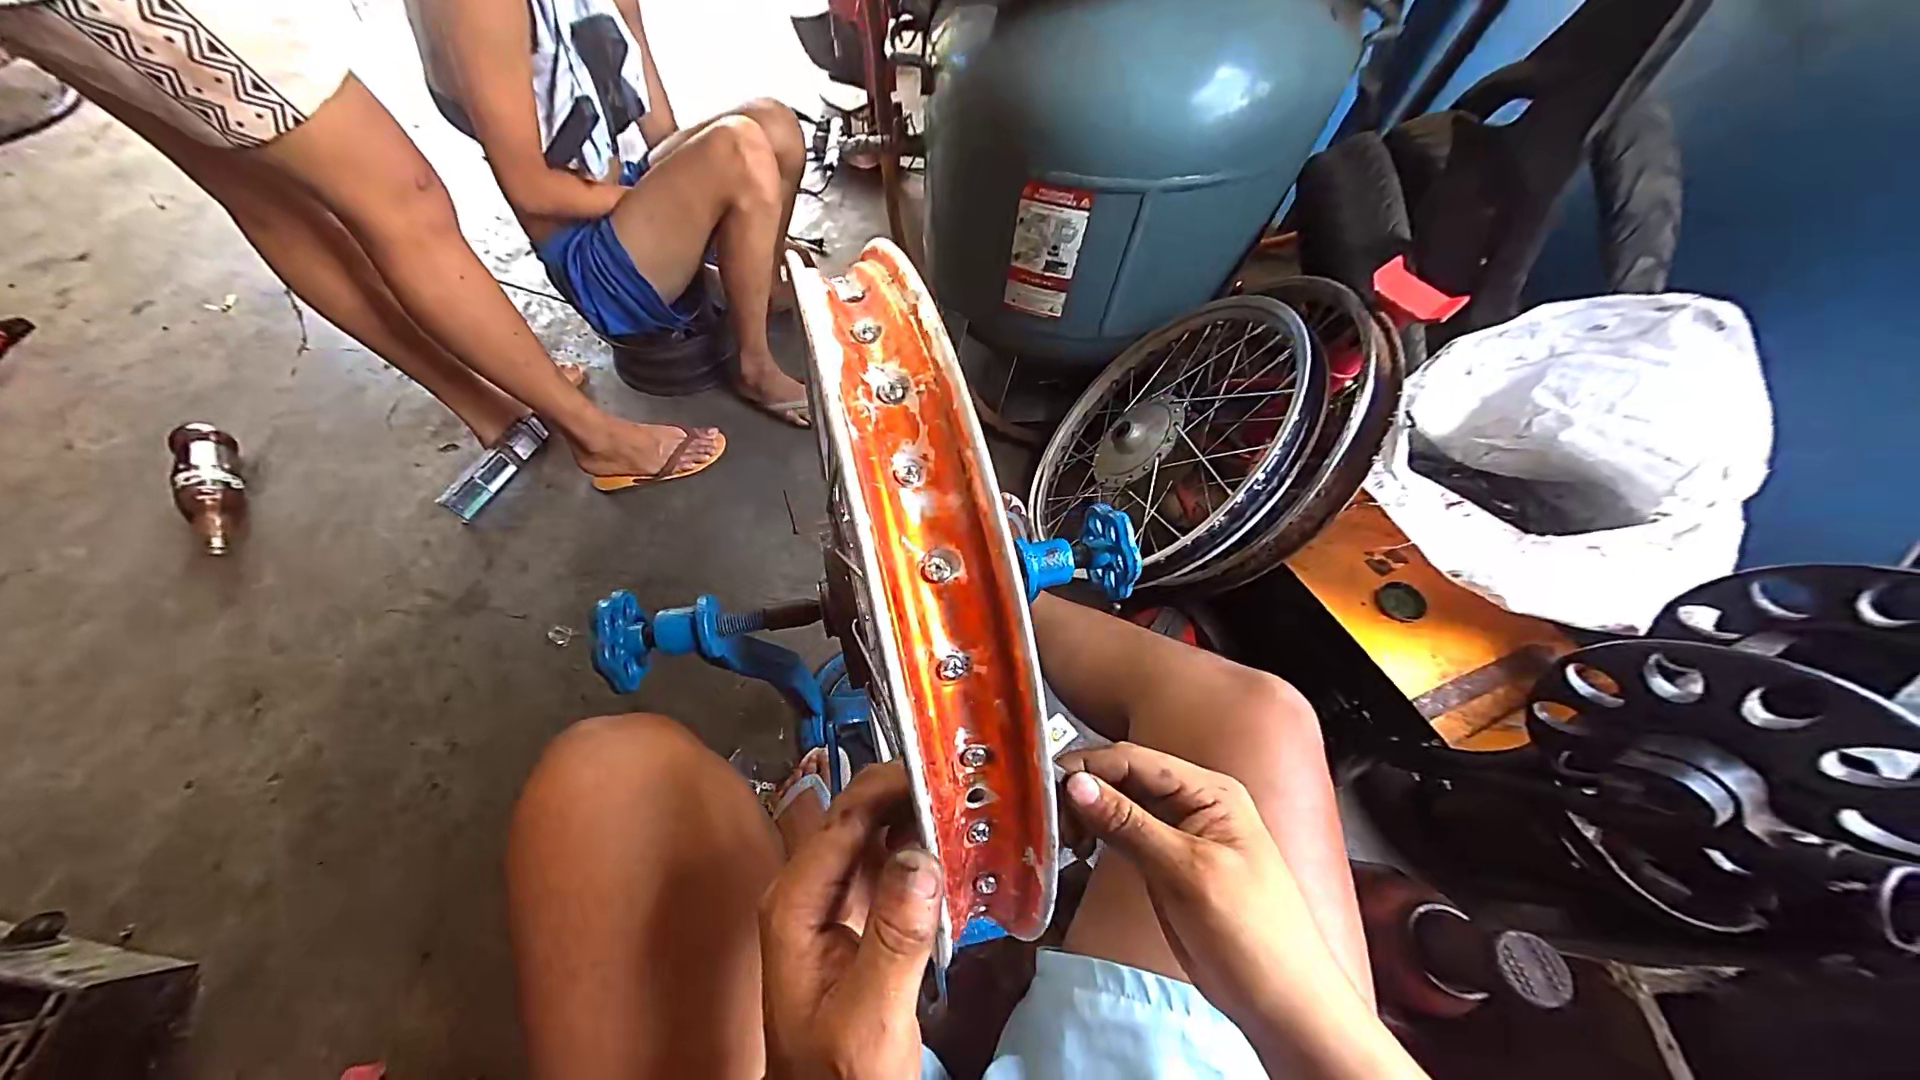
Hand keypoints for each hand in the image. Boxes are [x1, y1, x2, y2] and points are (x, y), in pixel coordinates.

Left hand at [760, 762, 941, 1079]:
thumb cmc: (839, 1074)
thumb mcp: (870, 1016)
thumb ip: (895, 938)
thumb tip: (923, 857)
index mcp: (795, 901)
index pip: (843, 820)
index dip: (889, 788)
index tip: (938, 774)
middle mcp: (808, 886)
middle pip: (857, 816)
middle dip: (905, 795)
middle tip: (958, 786)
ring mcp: (832, 894)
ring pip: (875, 831)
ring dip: (915, 815)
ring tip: (961, 804)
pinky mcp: (858, 907)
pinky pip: (889, 858)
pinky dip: (919, 845)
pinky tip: (949, 843)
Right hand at [1060, 744, 1425, 1079]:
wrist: (1284, 1009)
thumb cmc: (1250, 935)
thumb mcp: (1185, 872)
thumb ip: (1128, 823)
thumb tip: (1075, 782)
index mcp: (1209, 790)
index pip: (1134, 760)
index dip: (1089, 766)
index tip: (1048, 784)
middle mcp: (1192, 800)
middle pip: (1124, 776)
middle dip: (1084, 789)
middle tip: (1051, 817)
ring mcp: (1178, 830)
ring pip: (1119, 802)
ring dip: (1086, 812)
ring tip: (1063, 837)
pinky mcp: (1165, 859)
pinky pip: (1122, 831)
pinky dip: (1097, 834)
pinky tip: (1078, 847)